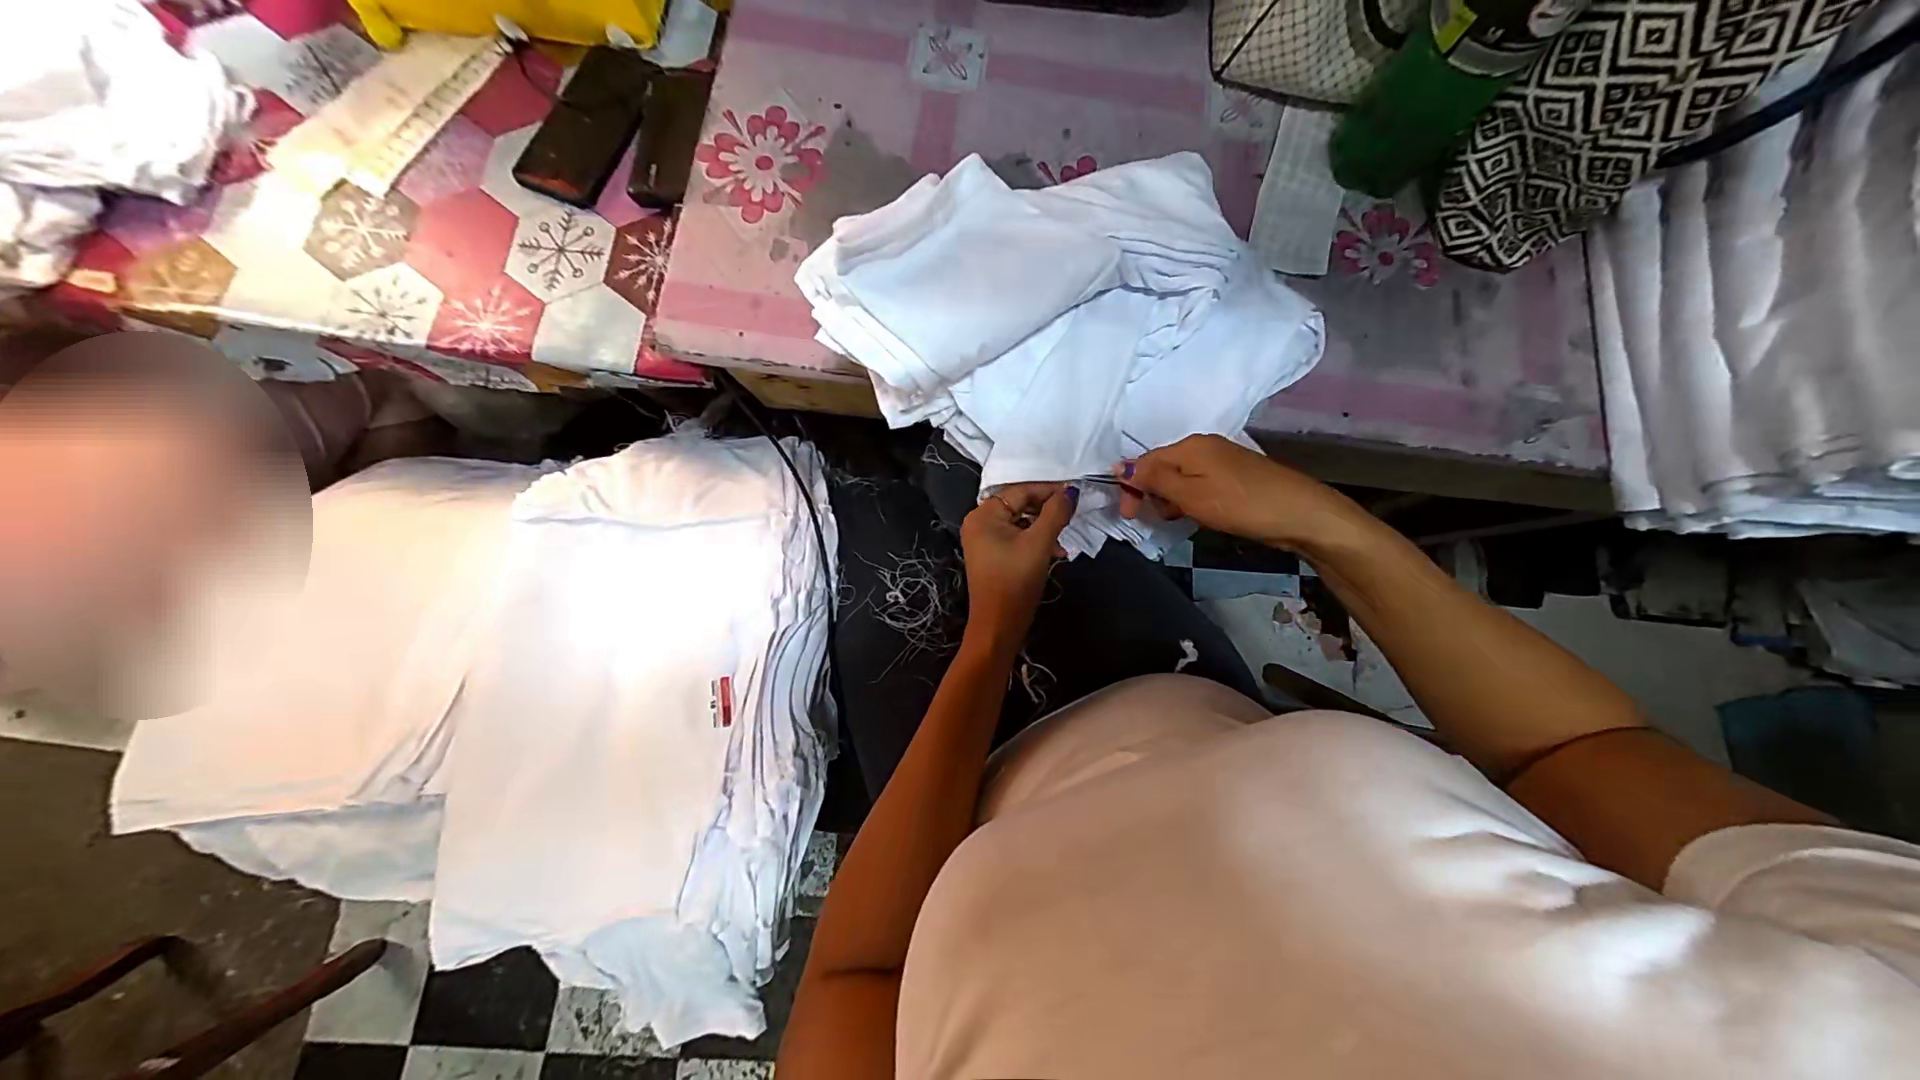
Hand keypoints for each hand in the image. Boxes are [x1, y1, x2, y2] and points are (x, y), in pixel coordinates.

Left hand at [960, 482, 1076, 646]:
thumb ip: (1056, 513)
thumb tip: (1070, 491)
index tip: (1076, 493)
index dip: (1049, 490)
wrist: (999, 626)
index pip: (1021, 490)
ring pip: (1020, 521)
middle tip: (1072, 514)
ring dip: (1044, 525)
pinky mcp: (992, 555)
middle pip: (1019, 504)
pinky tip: (1055, 550)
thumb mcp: (1039, 543)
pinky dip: (1035, 539)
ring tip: (1065, 536)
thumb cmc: (1016, 580)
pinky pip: (1016, 536)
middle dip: (1047, 509)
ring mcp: (983, 540)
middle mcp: (979, 522)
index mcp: (984, 514)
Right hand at [1116, 434, 1360, 550]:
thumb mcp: (1189, 495)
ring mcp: (1221, 459)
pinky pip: (1199, 484)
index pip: (1144, 461)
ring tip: (1187, 518)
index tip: (1130, 516)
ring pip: (1180, 478)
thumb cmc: (1239, 504)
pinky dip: (1193, 500)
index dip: (1131, 487)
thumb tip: (1120, 466)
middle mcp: (1203, 446)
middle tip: (1167, 518)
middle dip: (1154, 494)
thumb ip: (1154, 479)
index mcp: (1189, 446)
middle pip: (1161, 467)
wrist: (1300, 514)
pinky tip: (1205, 514)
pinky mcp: (1235, 475)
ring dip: (1174, 499)